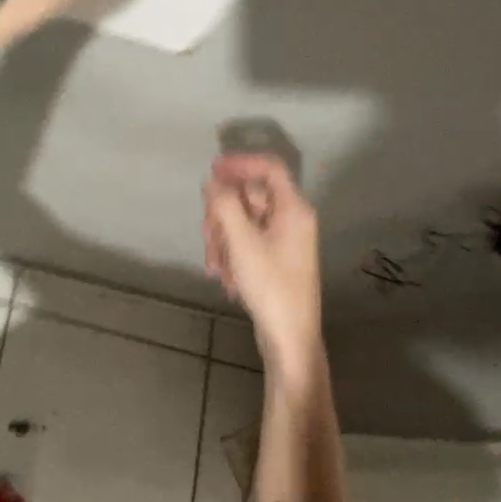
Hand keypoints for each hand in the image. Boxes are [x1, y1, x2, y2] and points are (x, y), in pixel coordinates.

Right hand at [203, 153, 323, 372]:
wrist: (289, 337)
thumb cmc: (270, 287)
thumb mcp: (242, 243)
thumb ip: (225, 206)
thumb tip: (212, 181)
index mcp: (293, 209)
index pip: (269, 168)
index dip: (240, 164)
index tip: (211, 171)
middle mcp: (290, 219)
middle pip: (248, 197)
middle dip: (221, 215)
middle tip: (207, 234)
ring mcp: (282, 240)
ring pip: (242, 222)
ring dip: (222, 239)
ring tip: (214, 266)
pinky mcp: (272, 259)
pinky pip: (245, 243)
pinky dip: (230, 255)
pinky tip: (224, 278)